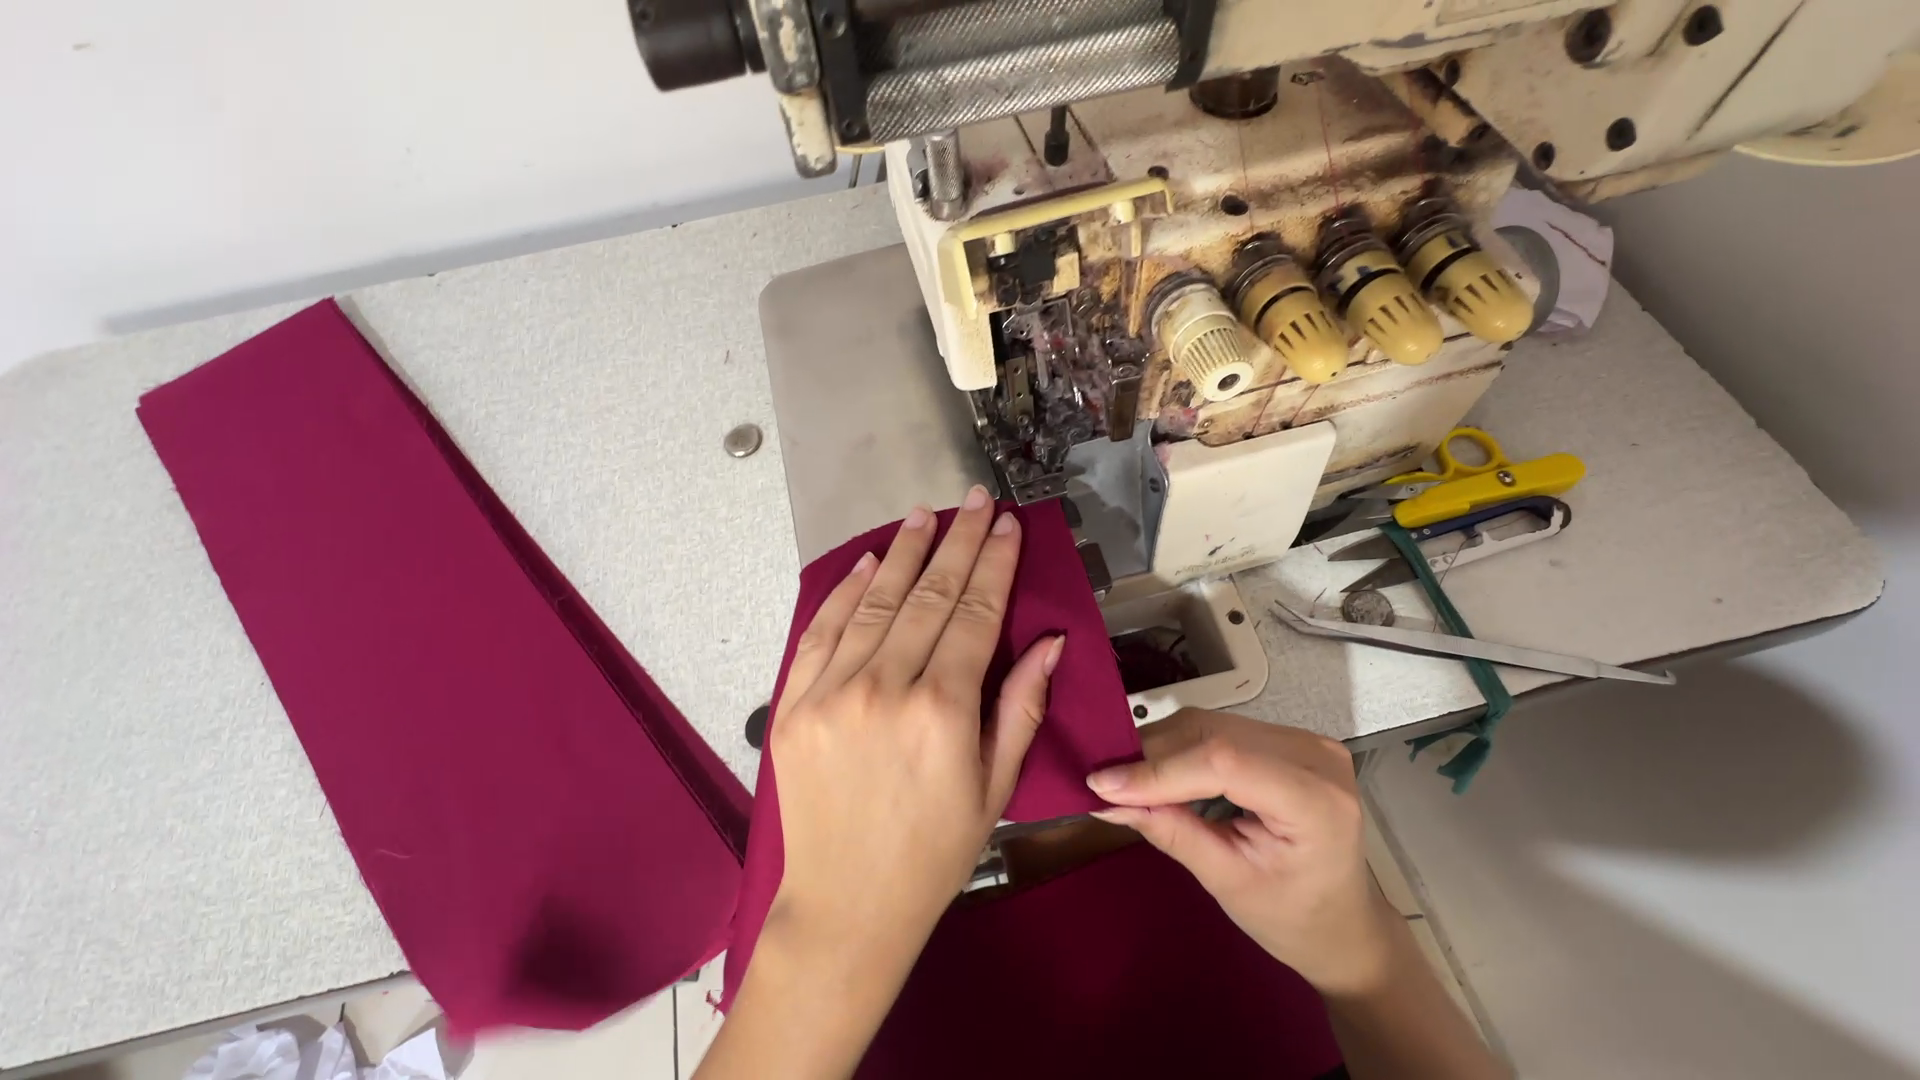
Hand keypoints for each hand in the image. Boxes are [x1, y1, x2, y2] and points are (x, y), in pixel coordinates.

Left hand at [769, 486, 1062, 963]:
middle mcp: (884, 688)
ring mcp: (831, 692)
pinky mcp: (793, 705)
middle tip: (976, 500)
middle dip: (958, 541)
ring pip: (875, 602)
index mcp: (941, 710)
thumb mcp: (994, 786)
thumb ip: (1019, 706)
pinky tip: (869, 561)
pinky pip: (820, 632)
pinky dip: (845, 592)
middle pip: (930, 595)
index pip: (976, 614)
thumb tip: (1051, 643)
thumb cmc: (934, 853)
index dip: (995, 564)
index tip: (1008, 525)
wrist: (847, 905)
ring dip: (905, 553)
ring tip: (926, 515)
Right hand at [1088, 709, 1397, 996]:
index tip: (1101, 783)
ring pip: (1209, 724)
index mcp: (1316, 799)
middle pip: (1212, 734)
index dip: (1157, 769)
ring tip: (1123, 779)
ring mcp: (1303, 740)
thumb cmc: (1293, 919)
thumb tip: (1106, 798)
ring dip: (1160, 748)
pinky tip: (1156, 771)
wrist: (1345, 925)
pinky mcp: (1286, 738)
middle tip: (1102, 782)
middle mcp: (1314, 754)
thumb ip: (1171, 832)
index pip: (1223, 761)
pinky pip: (1218, 729)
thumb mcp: (1228, 883)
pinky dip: (1179, 748)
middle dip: (1150, 755)